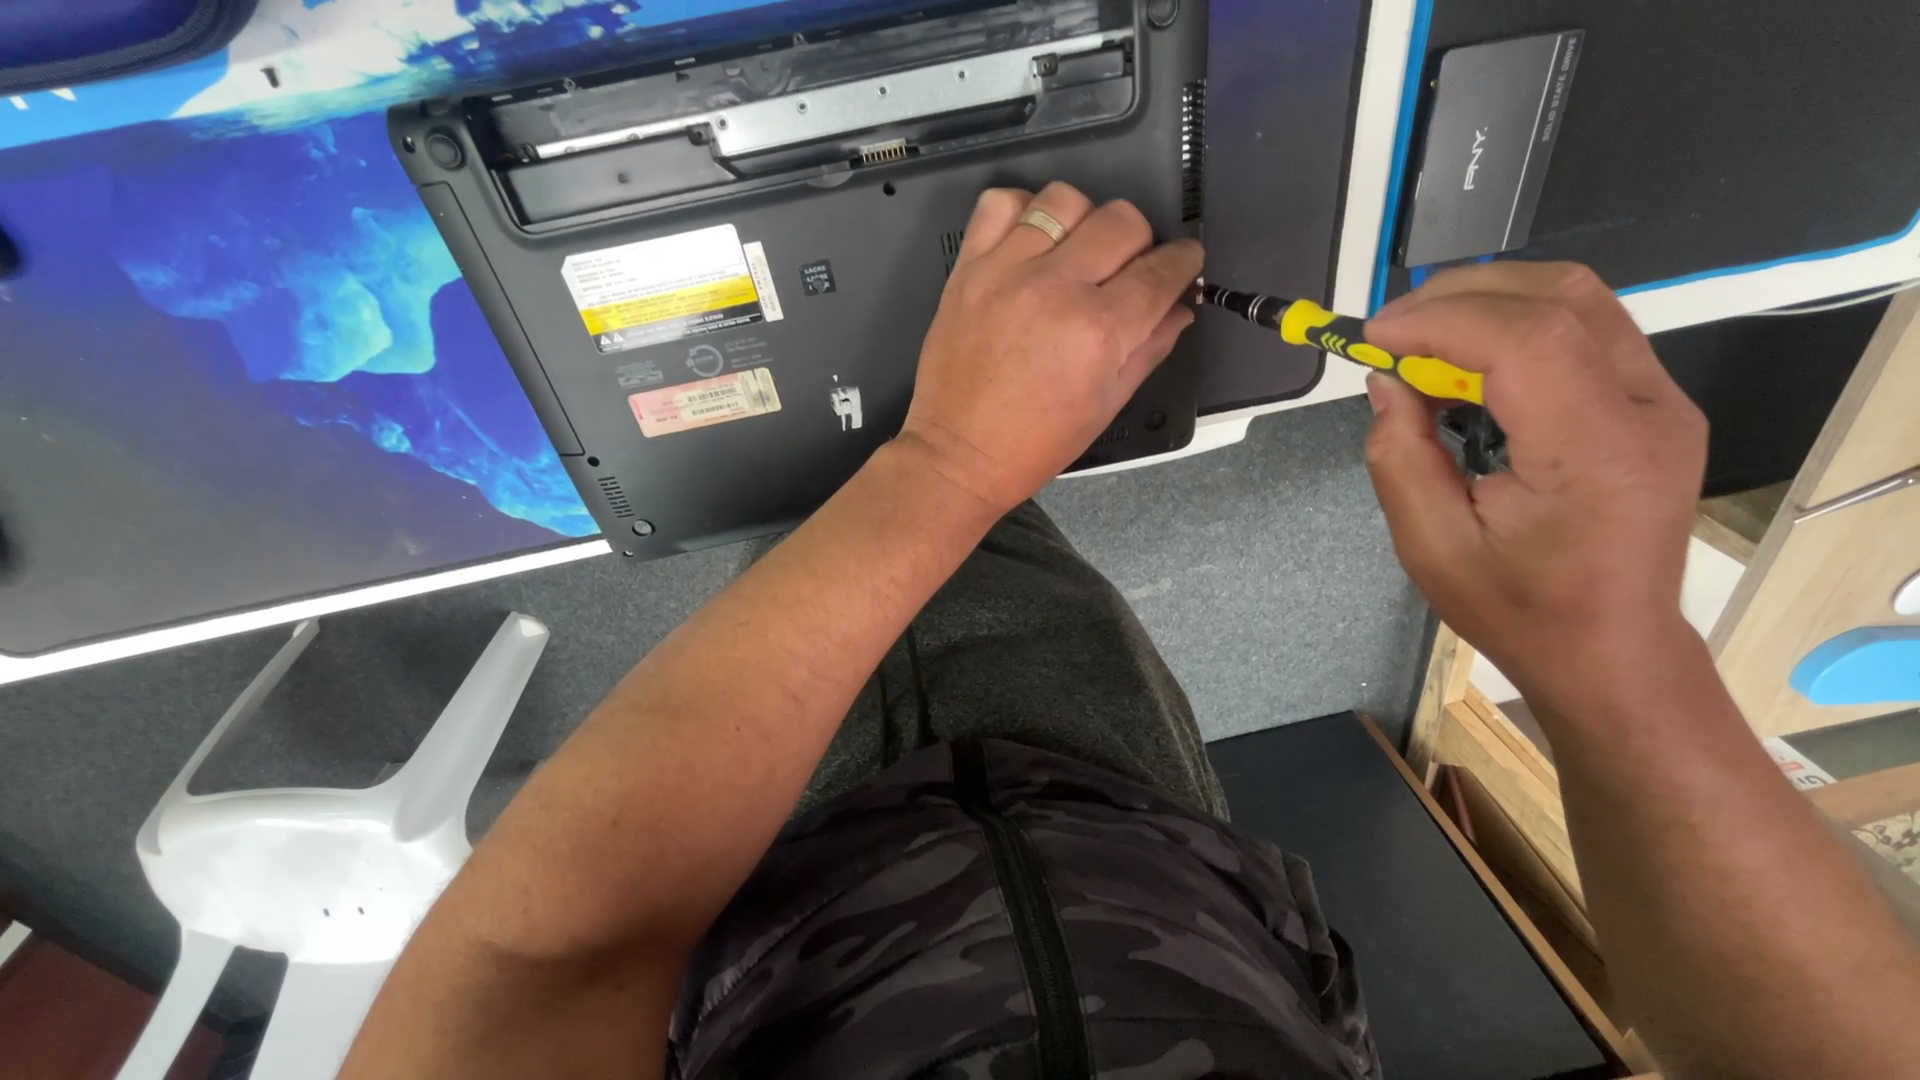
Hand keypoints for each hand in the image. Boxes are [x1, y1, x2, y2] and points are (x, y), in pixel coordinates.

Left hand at [897, 182, 1203, 512]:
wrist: (960, 452)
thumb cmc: (1035, 441)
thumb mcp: (1108, 403)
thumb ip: (1150, 347)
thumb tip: (1178, 308)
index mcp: (1099, 330)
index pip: (1161, 270)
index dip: (1183, 262)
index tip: (1182, 264)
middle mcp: (1056, 288)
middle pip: (1122, 221)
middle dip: (1140, 242)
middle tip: (1126, 271)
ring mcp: (1007, 272)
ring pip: (1065, 199)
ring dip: (1084, 219)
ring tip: (1076, 253)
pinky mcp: (968, 268)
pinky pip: (1000, 204)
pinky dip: (1023, 210)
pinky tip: (1031, 242)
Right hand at [1361, 263, 1708, 710]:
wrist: (1609, 648)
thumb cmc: (1517, 610)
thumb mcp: (1431, 547)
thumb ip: (1400, 457)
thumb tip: (1386, 383)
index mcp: (1595, 456)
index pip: (1526, 340)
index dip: (1440, 322)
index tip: (1372, 338)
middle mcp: (1648, 412)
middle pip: (1561, 298)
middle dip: (1461, 294)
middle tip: (1390, 329)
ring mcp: (1663, 401)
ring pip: (1579, 299)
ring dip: (1490, 298)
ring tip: (1423, 334)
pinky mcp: (1655, 403)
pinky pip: (1587, 328)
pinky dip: (1517, 322)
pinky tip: (1468, 357)